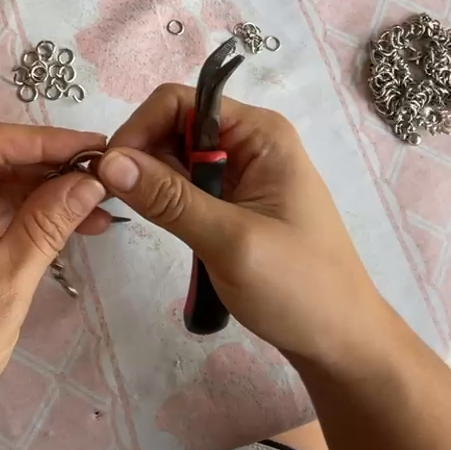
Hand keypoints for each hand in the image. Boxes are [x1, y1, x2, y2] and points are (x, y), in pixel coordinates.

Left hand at [0, 123, 111, 449]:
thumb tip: (91, 181)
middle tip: (107, 178)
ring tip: (100, 206)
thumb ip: (45, 225)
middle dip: (49, 170)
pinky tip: (70, 223)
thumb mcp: (2, 289)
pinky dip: (23, 219)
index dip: (47, 141)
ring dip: (42, 196)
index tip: (99, 147)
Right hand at [99, 85, 392, 367]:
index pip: (180, 103)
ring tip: (125, 210)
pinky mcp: (231, 201)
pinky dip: (162, 199)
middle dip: (139, 154)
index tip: (110, 171)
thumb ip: (169, 199)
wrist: (343, 346)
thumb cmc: (300, 289)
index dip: (140, 128)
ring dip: (147, 179)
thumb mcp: (231, 242)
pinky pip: (183, 184)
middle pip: (172, 126)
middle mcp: (248, 142)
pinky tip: (152, 220)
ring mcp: (240, 172)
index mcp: (259, 134)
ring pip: (173, 156)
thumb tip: (107, 161)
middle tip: (108, 196)